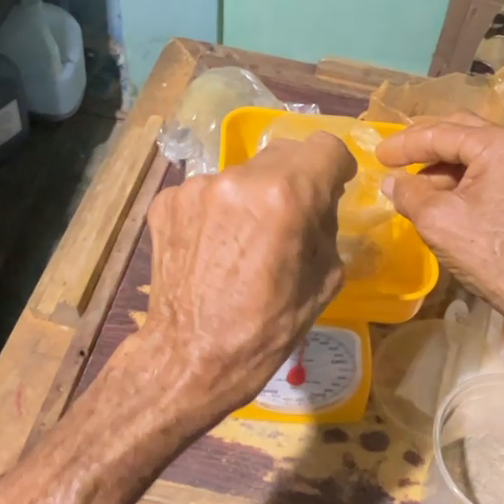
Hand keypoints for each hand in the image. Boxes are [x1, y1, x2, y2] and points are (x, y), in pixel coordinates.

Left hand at [141, 132, 355, 416]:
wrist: (192, 356)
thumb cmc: (268, 327)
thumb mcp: (325, 277)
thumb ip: (326, 224)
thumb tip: (318, 200)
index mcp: (285, 195)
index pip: (326, 146)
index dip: (336, 167)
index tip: (333, 187)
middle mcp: (238, 178)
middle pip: (282, 154)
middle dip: (295, 181)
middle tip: (290, 220)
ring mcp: (196, 187)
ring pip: (242, 175)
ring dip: (252, 198)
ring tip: (244, 243)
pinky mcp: (166, 201)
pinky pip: (208, 193)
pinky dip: (217, 212)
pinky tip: (214, 249)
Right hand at [376, 115, 503, 330]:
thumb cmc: (490, 255)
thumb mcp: (437, 221)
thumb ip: (408, 193)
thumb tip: (391, 181)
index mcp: (501, 143)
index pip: (442, 133)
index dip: (405, 144)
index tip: (378, 154)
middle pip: (462, 132)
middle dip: (424, 146)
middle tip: (393, 158)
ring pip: (477, 150)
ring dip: (443, 163)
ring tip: (413, 182)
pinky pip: (493, 166)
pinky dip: (464, 175)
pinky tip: (442, 192)